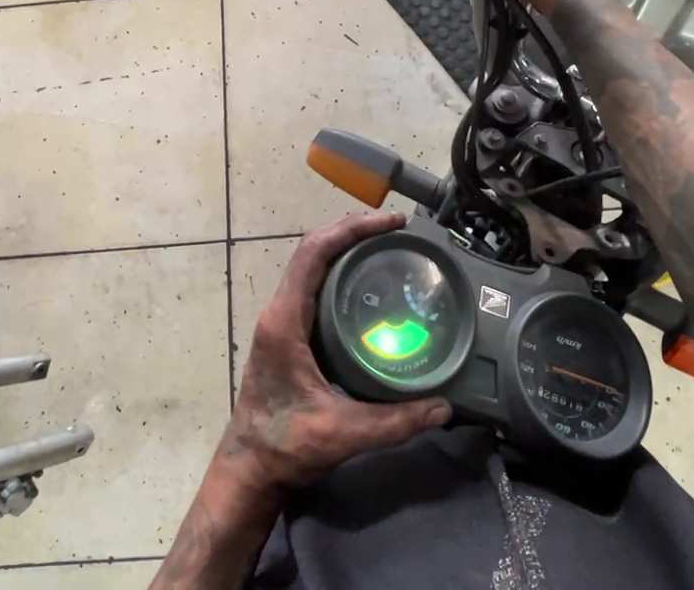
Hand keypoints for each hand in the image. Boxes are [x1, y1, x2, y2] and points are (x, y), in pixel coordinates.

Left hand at [223, 212, 451, 493]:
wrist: (249, 469)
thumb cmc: (284, 446)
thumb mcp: (342, 433)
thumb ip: (395, 422)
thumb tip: (444, 407)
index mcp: (285, 321)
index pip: (313, 253)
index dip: (351, 230)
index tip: (390, 223)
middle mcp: (279, 312)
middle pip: (312, 250)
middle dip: (353, 231)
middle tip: (397, 230)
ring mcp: (281, 321)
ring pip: (311, 265)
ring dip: (344, 247)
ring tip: (387, 246)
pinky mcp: (288, 333)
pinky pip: (313, 286)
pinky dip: (339, 271)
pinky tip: (370, 284)